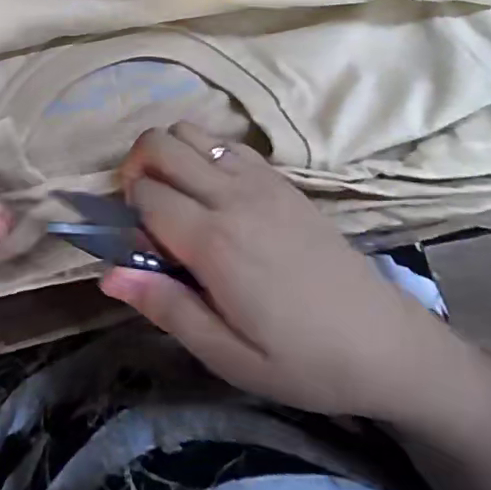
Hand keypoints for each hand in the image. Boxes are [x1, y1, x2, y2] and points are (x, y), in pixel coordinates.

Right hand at [100, 124, 459, 421]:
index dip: (128, 211)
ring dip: (168, 153)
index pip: (145, 192)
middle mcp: (232, 195)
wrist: (384, 341)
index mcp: (214, 241)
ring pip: (190, 130)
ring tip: (175, 195)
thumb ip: (165, 306)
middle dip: (136, 165)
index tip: (140, 244)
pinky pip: (227, 142)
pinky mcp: (281, 178)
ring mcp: (260, 180)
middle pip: (159, 143)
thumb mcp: (227, 355)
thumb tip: (106, 274)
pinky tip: (215, 191)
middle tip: (143, 207)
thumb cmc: (301, 359)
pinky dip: (204, 152)